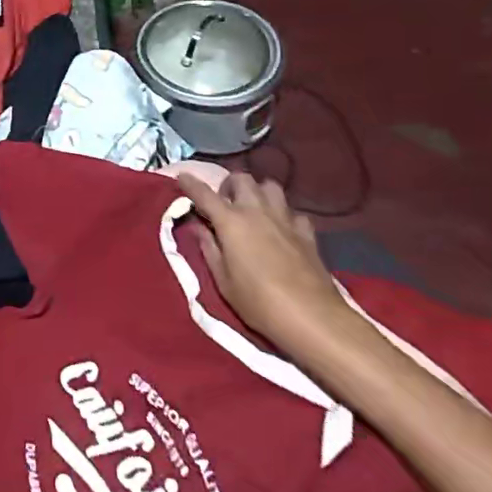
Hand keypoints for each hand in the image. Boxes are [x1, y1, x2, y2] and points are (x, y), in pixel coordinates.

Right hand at [176, 172, 352, 350]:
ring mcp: (284, 217)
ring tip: (254, 209)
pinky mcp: (305, 230)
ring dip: (258, 192)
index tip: (182, 177)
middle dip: (229, 185)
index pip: (205, 195)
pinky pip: (292, 212)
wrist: (309, 314)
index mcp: (231, 222)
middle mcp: (257, 210)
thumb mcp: (223, 281)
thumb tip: (199, 227)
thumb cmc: (258, 302)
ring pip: (270, 186)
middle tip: (225, 204)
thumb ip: (209, 249)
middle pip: (242, 179)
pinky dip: (284, 216)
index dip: (191, 184)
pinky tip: (283, 230)